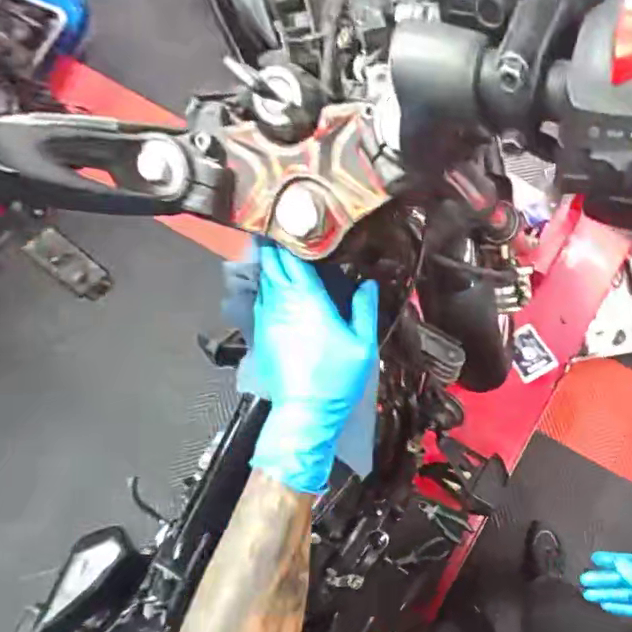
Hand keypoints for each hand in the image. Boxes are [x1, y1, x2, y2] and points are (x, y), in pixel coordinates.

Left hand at [247, 242, 378, 493]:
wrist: (304, 412)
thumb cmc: (336, 379)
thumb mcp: (363, 345)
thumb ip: (365, 310)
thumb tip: (369, 284)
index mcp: (308, 301)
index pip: (292, 258)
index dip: (290, 237)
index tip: (294, 219)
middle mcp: (282, 304)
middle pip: (271, 262)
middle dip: (274, 242)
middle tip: (283, 225)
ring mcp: (267, 317)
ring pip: (264, 278)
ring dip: (270, 261)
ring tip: (280, 247)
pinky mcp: (262, 331)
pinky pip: (263, 297)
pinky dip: (269, 283)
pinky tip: (278, 282)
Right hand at [581, 551, 631, 631]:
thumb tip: (619, 562)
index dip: (613, 561)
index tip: (593, 560)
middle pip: (629, 579)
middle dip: (607, 579)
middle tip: (584, 581)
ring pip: (630, 594)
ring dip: (610, 593)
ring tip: (589, 595)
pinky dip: (621, 605)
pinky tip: (608, 606)